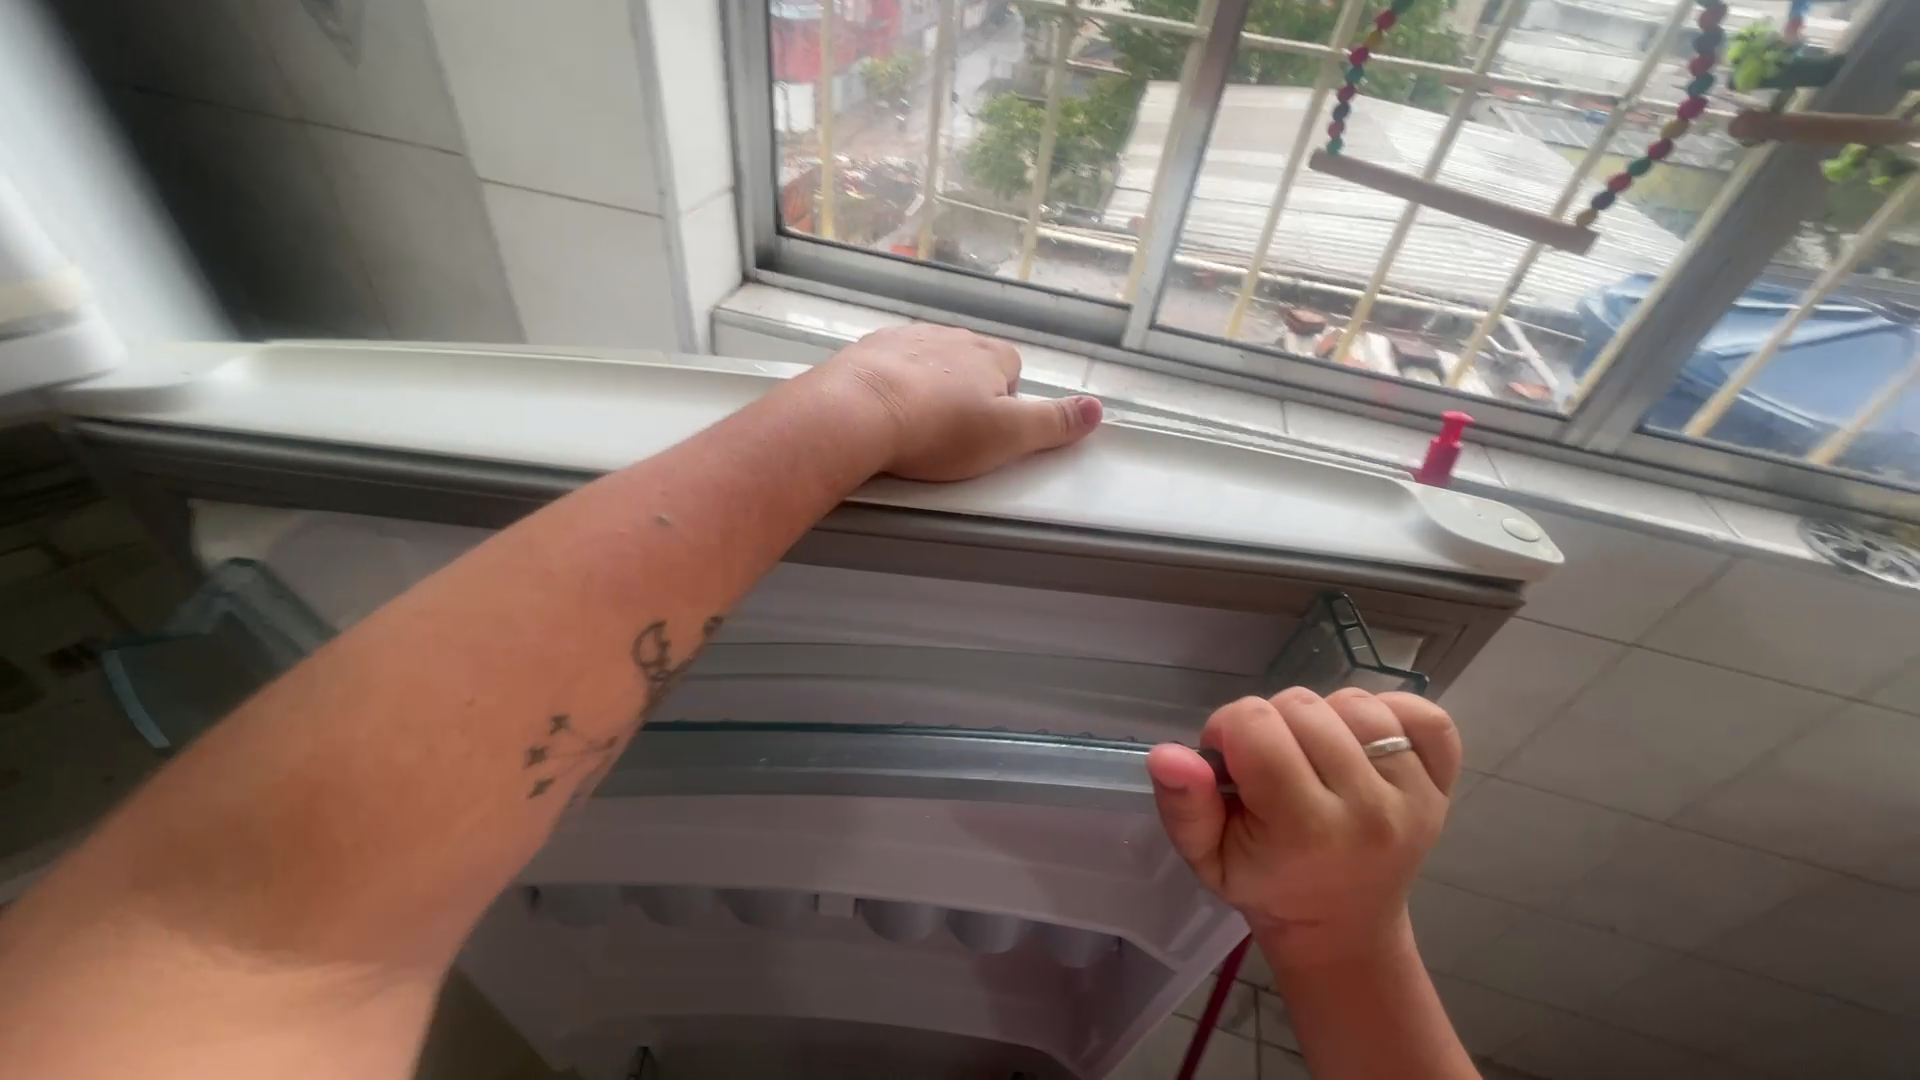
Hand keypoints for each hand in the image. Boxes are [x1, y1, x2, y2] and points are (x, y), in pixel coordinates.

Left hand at [818, 324, 1102, 481]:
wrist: (857, 412)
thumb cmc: (938, 428)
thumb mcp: (1009, 435)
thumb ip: (1055, 423)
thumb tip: (1097, 409)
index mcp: (989, 355)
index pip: (1012, 371)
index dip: (1004, 404)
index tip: (987, 433)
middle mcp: (951, 337)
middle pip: (970, 363)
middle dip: (965, 394)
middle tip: (950, 434)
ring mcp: (906, 339)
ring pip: (929, 361)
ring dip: (928, 387)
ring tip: (915, 425)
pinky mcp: (868, 350)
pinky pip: (890, 365)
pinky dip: (891, 384)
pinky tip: (884, 411)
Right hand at [1146, 688, 1461, 969]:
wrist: (1342, 923)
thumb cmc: (1265, 884)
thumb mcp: (1206, 859)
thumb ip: (1183, 807)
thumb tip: (1168, 754)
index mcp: (1306, 829)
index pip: (1256, 726)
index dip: (1226, 729)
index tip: (1227, 761)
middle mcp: (1369, 809)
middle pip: (1301, 706)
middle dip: (1268, 723)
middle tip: (1266, 764)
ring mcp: (1414, 796)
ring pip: (1353, 702)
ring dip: (1320, 717)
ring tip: (1310, 752)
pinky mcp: (1443, 786)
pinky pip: (1423, 714)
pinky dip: (1387, 713)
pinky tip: (1359, 740)